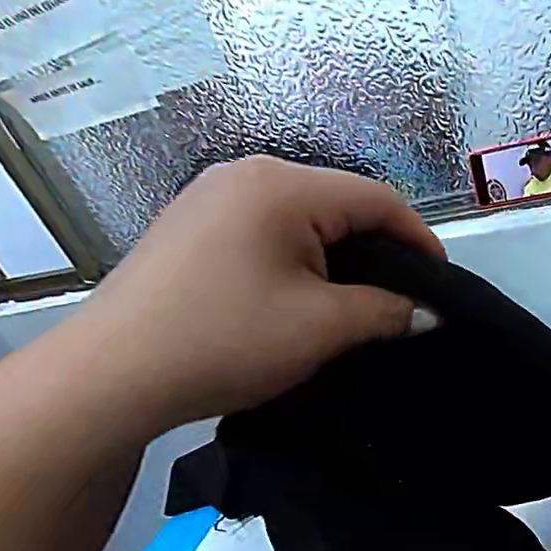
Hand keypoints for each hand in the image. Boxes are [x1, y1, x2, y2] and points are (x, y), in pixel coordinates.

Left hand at [50, 156, 443, 438]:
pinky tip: (300, 294)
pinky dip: (298, 258)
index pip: (377, 198)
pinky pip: (267, 229)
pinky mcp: (191, 225)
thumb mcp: (323, 328)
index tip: (440, 284)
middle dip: (378, 250)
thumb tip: (429, 313)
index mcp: (281, 185)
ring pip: (303, 217)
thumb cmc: (226, 340)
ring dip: (338, 256)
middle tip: (400, 298)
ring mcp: (211, 196)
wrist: (110, 377)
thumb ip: (388, 312)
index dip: (419, 239)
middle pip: (339, 203)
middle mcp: (245, 174)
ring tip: (355, 301)